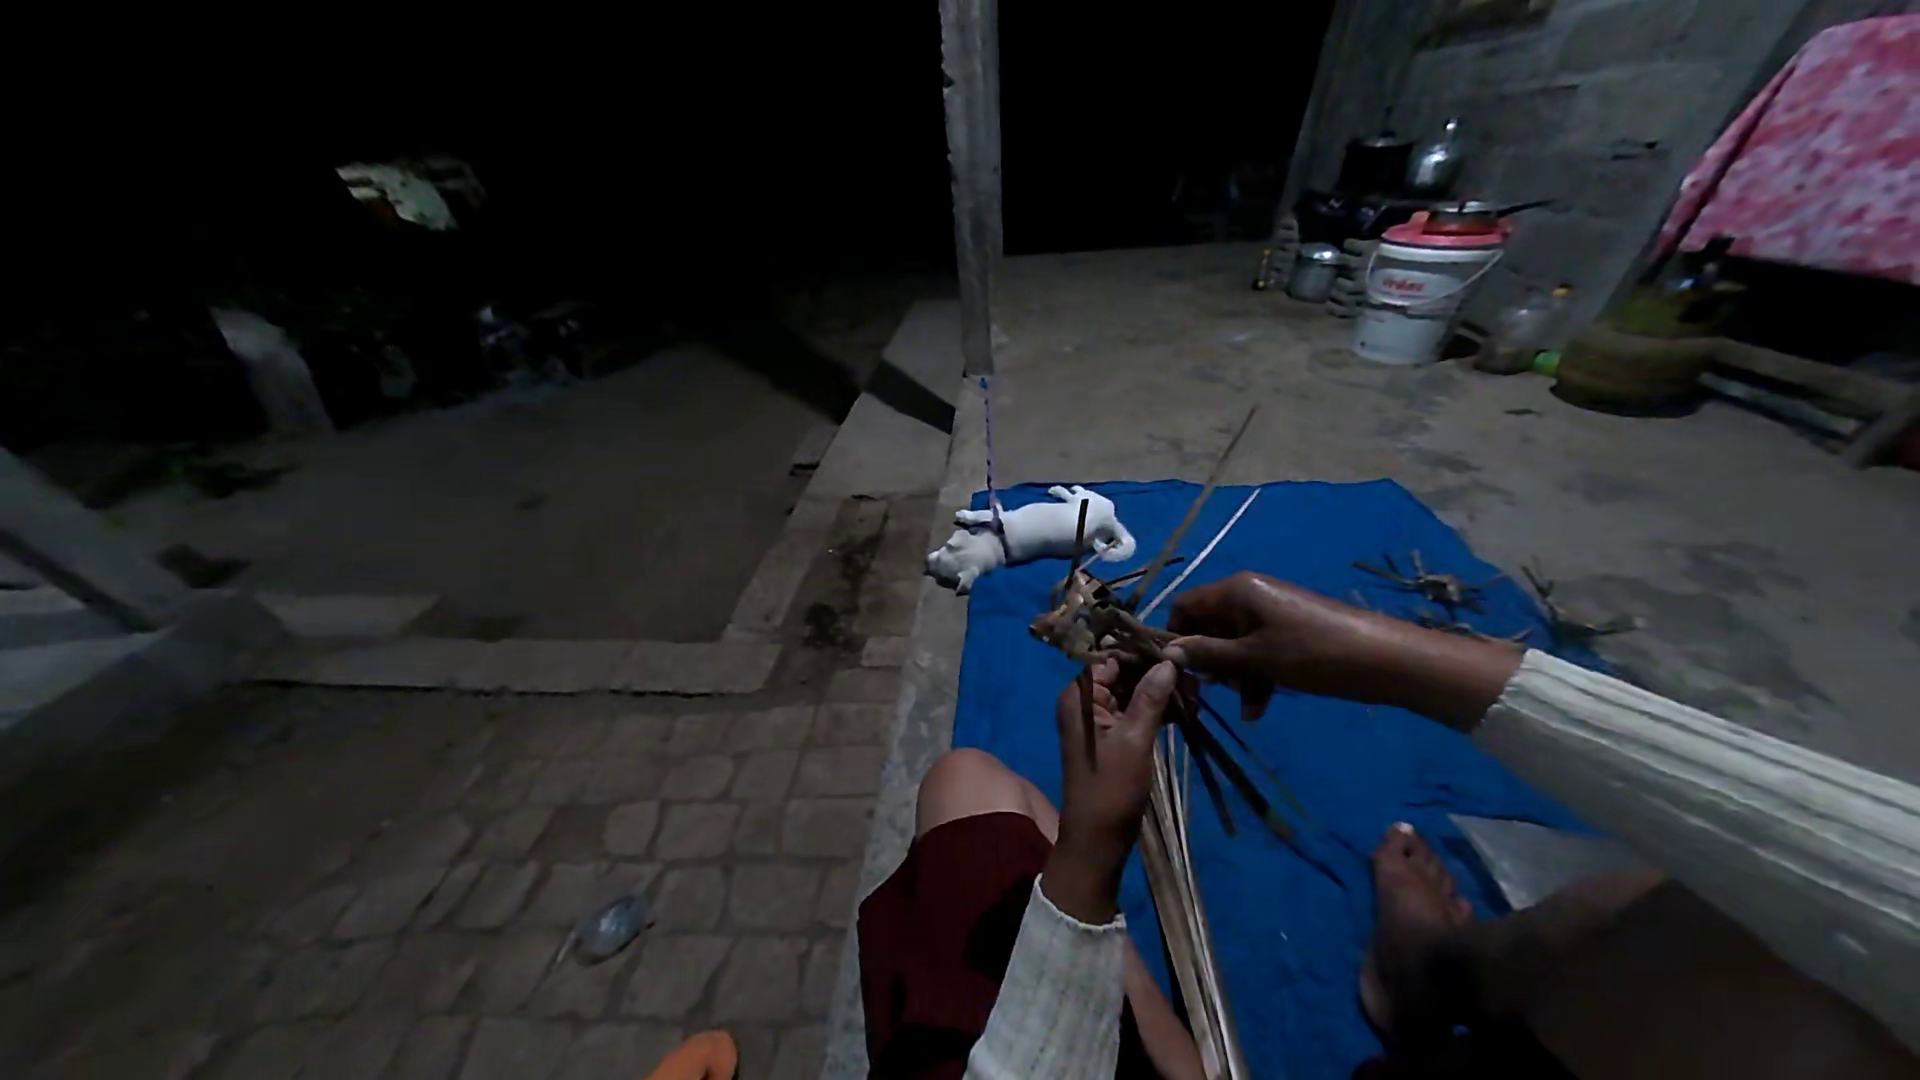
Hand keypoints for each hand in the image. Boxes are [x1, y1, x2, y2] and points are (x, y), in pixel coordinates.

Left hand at [1043, 658, 1176, 922]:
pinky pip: (1134, 710)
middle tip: (1195, 672)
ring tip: (1196, 690)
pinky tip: (1186, 708)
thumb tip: (1169, 660)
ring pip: (1132, 690)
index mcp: (1080, 695)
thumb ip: (1150, 697)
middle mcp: (1084, 700)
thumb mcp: (1135, 739)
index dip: (1143, 651)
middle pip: (1122, 672)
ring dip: (1161, 689)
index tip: (1179, 647)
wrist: (1098, 837)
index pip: (1111, 658)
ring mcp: (1097, 718)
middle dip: (1156, 670)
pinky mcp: (1112, 734)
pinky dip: (1157, 708)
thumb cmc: (1111, 787)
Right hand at [1164, 571, 1362, 718]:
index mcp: (1235, 590)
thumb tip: (1167, 652)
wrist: (1385, 660)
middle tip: (1214, 690)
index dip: (1176, 635)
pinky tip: (1259, 708)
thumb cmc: (1311, 653)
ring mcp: (1270, 612)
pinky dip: (1256, 674)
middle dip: (1209, 660)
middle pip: (1209, 625)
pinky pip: (1258, 649)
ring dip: (1234, 674)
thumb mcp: (1252, 658)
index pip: (1185, 605)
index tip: (1176, 669)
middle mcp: (1248, 594)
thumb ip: (1206, 653)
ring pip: (1234, 642)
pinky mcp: (1289, 629)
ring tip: (1245, 704)